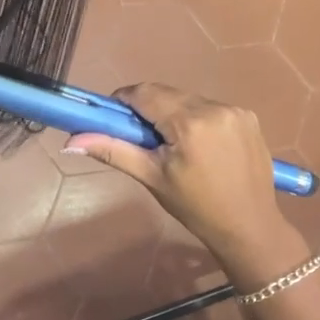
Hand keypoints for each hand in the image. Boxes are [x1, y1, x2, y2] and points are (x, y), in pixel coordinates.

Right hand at [64, 85, 295, 264]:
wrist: (250, 227)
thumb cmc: (195, 206)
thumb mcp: (150, 177)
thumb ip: (112, 151)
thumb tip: (69, 142)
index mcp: (189, 123)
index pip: (143, 93)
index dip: (123, 101)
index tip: (114, 120)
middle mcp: (214, 107)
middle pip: (165, 94)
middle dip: (147, 109)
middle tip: (141, 139)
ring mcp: (235, 110)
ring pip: (186, 99)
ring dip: (171, 113)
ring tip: (171, 146)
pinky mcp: (248, 116)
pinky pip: (208, 107)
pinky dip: (195, 118)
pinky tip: (197, 145)